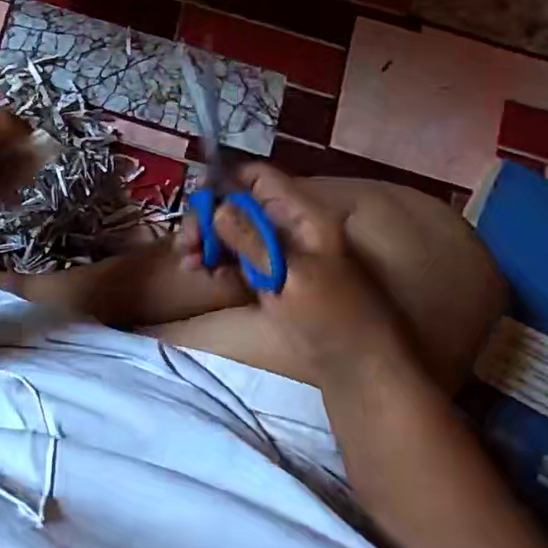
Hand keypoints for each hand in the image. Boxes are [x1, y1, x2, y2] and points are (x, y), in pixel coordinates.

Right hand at [211, 164, 418, 388]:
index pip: (258, 177)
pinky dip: (214, 258)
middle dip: (207, 217)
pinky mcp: (267, 272)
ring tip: (191, 263)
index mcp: (301, 217)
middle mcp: (286, 226)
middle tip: (187, 245)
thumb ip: (252, 240)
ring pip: (229, 227)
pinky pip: (233, 252)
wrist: (360, 370)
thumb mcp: (290, 277)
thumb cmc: (332, 321)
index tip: (197, 206)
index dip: (225, 182)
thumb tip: (217, 206)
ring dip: (205, 239)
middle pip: (235, 201)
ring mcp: (276, 249)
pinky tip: (202, 271)